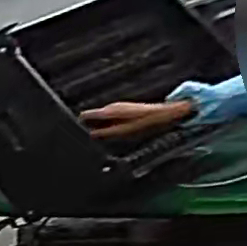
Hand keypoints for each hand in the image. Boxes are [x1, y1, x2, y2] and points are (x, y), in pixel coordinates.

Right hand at [79, 100, 194, 140]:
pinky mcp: (125, 108)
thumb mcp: (120, 132)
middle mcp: (112, 107)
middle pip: (90, 117)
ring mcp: (120, 106)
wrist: (169, 114)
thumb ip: (101, 133)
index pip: (83, 116)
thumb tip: (87, 136)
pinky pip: (108, 117)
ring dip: (98, 126)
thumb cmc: (147, 123)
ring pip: (99, 118)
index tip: (77, 134)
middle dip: (88, 127)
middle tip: (91, 138)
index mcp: (109, 111)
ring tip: (103, 136)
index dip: (78, 125)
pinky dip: (106, 124)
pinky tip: (113, 131)